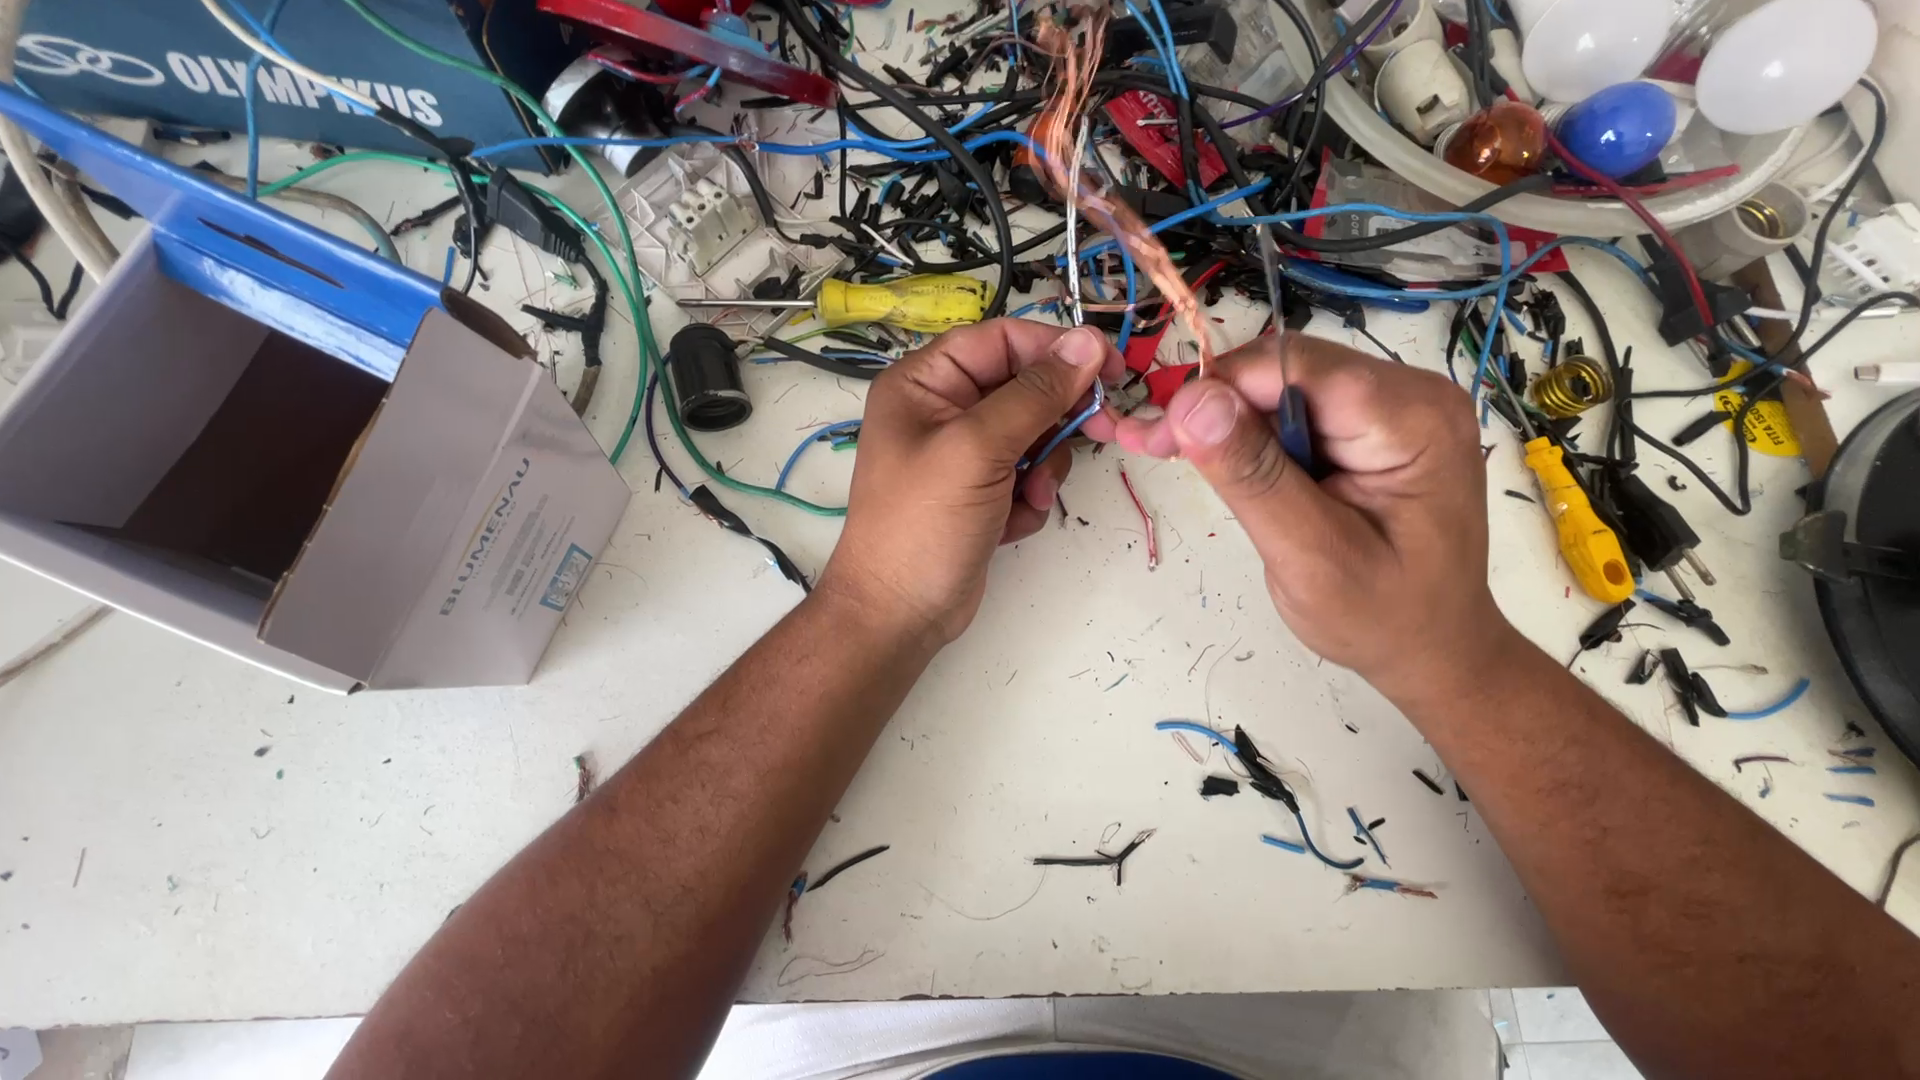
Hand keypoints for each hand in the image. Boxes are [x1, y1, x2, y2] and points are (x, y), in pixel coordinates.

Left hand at [816, 320, 1121, 645]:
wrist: (900, 613)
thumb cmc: (924, 523)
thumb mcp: (978, 449)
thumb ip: (1035, 393)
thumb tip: (1087, 341)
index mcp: (925, 383)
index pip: (1002, 340)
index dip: (1056, 348)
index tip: (1108, 368)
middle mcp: (943, 410)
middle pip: (1025, 386)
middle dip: (1057, 417)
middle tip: (1099, 433)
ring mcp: (964, 454)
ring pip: (1034, 433)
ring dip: (1044, 465)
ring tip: (1030, 495)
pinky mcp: (982, 492)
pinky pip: (1027, 474)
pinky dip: (1029, 497)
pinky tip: (1009, 524)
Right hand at [1085, 333, 1512, 701]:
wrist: (1430, 647)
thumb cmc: (1380, 617)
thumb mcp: (1309, 555)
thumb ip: (1253, 476)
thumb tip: (1192, 400)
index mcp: (1413, 419)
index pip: (1295, 367)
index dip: (1218, 388)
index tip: (1157, 434)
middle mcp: (1409, 394)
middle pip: (1286, 368)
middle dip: (1214, 404)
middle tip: (1154, 447)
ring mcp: (1391, 407)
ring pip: (1281, 385)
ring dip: (1224, 420)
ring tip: (1173, 453)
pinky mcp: (1368, 427)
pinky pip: (1293, 409)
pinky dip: (1247, 434)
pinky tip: (1218, 459)